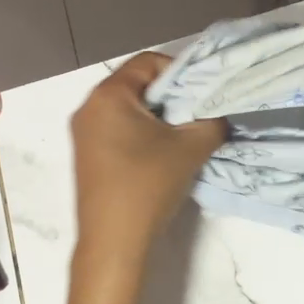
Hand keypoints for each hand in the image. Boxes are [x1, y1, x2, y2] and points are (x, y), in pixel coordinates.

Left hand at [71, 52, 226, 252]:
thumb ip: (212, 122)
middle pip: (136, 84)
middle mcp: (88, 107)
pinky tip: (162, 155)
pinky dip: (142, 133)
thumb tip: (220, 116)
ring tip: (183, 136)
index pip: (148, 62)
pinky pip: (117, 129)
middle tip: (198, 114)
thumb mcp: (191, 148)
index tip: (203, 93)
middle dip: (171, 96)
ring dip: (158, 117)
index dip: (180, 70)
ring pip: (128, 109)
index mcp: (108, 95)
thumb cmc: (147, 185)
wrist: (113, 242)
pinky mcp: (86, 156)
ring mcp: (83, 133)